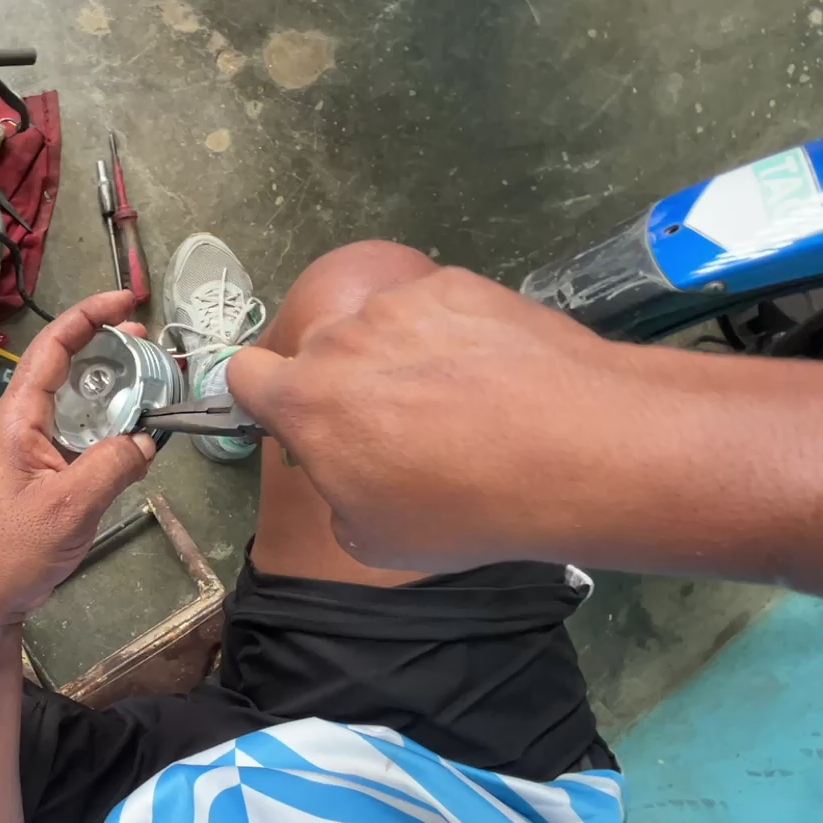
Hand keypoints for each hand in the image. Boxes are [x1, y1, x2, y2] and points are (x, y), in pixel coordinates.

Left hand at [0, 291, 156, 627]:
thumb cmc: (11, 551)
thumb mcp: (70, 506)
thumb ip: (114, 466)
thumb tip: (147, 438)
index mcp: (18, 418)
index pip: (53, 347)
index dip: (89, 316)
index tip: (127, 302)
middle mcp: (22, 424)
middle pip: (65, 369)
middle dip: (107, 350)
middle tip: (149, 346)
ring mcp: (31, 451)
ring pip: (75, 405)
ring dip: (111, 392)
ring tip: (150, 386)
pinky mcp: (41, 476)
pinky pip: (79, 438)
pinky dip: (108, 431)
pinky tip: (134, 439)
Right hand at [227, 266, 650, 570]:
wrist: (580, 453)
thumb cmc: (460, 510)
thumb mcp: (370, 538)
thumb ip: (333, 490)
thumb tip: (350, 467)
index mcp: (304, 402)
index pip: (242, 374)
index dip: (262, 397)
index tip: (299, 421)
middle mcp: (339, 341)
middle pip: (317, 354)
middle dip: (340, 383)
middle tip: (395, 423)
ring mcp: (399, 305)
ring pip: (375, 329)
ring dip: (394, 356)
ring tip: (458, 395)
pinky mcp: (456, 284)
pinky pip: (428, 309)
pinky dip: (445, 333)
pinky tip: (491, 368)